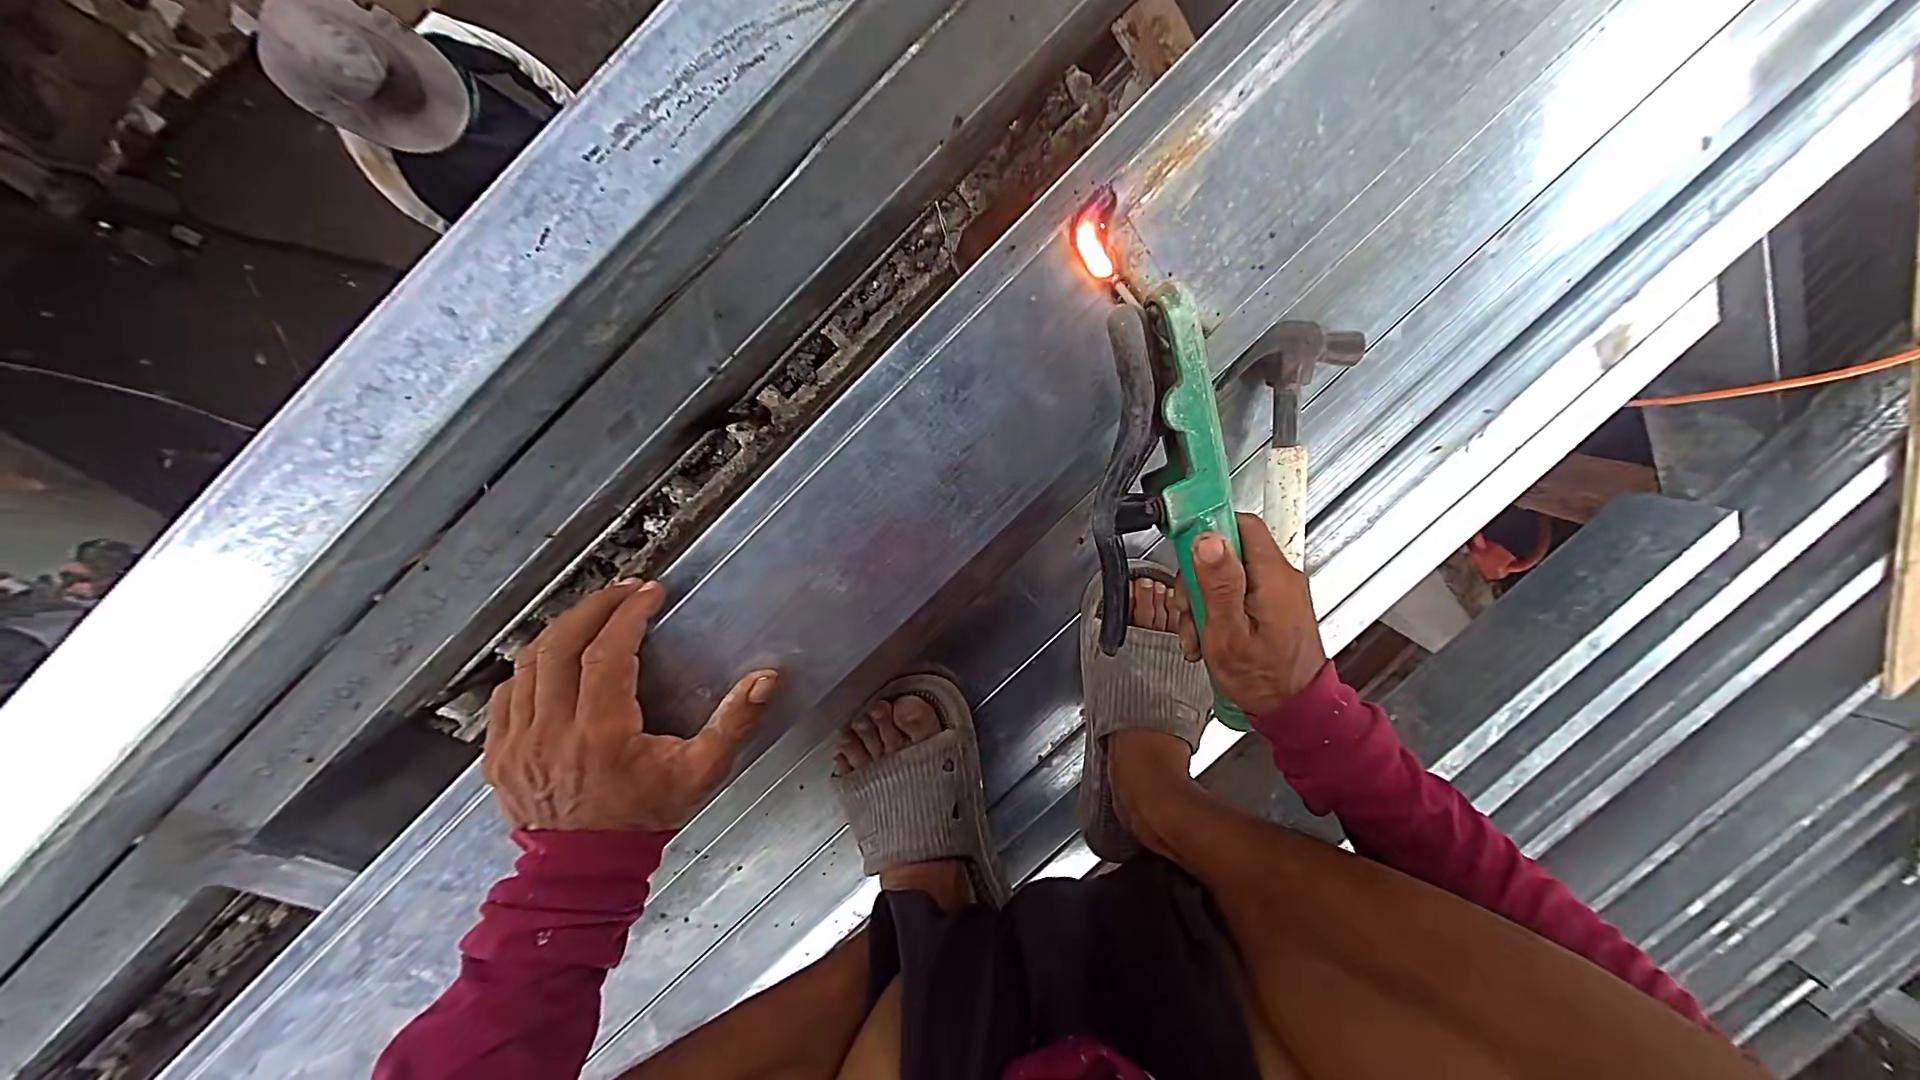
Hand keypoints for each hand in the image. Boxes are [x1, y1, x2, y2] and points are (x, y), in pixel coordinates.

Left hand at [482, 580, 778, 831]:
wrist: (585, 869)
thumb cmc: (643, 816)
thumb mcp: (701, 771)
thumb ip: (735, 723)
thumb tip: (764, 680)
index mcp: (602, 733)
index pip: (608, 652)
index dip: (629, 614)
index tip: (649, 594)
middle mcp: (553, 732)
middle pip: (562, 644)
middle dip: (596, 607)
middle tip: (623, 591)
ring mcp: (519, 742)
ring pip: (528, 661)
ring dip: (563, 628)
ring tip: (594, 613)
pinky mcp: (500, 752)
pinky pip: (506, 691)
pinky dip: (531, 663)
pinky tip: (554, 656)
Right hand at [1172, 512, 1326, 715]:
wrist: (1295, 712)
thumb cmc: (1264, 679)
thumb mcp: (1228, 632)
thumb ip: (1219, 583)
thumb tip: (1208, 539)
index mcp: (1272, 576)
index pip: (1241, 524)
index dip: (1208, 531)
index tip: (1185, 553)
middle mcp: (1280, 578)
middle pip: (1227, 553)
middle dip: (1198, 580)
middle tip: (1187, 609)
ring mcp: (1278, 592)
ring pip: (1227, 576)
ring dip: (1203, 601)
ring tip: (1197, 634)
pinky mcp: (1274, 606)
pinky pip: (1237, 594)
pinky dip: (1217, 612)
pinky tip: (1209, 637)